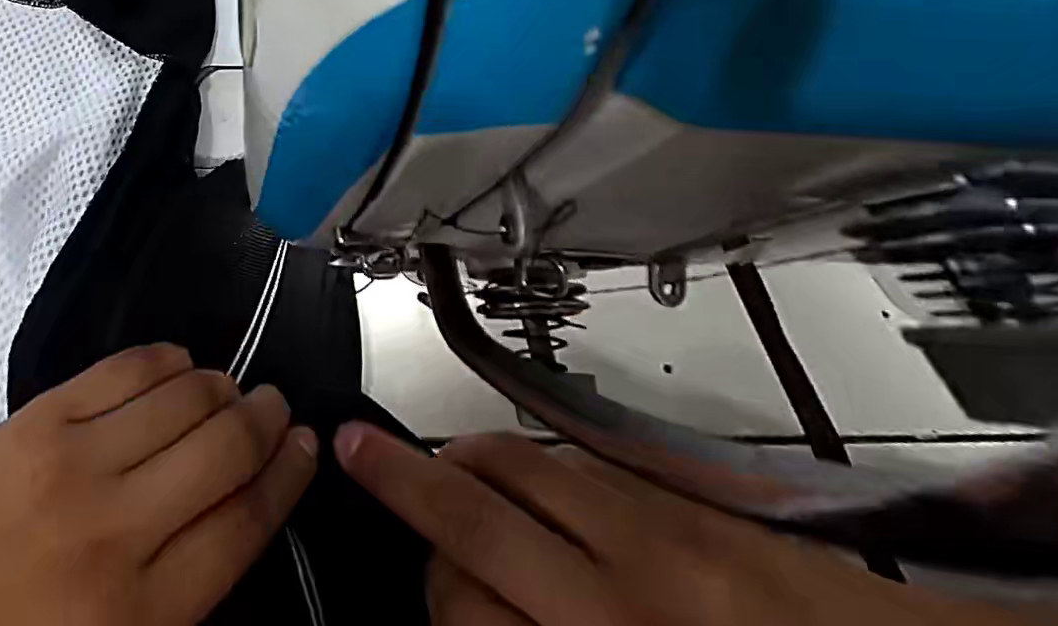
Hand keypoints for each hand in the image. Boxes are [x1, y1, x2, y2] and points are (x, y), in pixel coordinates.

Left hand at [0, 344, 317, 625]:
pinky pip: (127, 369)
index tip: (307, 443)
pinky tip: (179, 366)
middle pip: (226, 450)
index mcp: (136, 614)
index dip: (288, 475)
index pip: (244, 521)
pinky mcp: (39, 419)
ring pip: (184, 398)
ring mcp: (75, 464)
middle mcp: (116, 532)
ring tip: (229, 389)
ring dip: (221, 386)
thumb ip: (182, 598)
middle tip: (275, 406)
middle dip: (266, 419)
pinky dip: (167, 361)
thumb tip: (242, 511)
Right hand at [334, 424, 998, 625]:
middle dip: (404, 481)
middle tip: (358, 451)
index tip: (406, 584)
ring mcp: (666, 532)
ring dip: (463, 457)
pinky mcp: (699, 501)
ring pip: (523, 467)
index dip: (424, 593)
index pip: (465, 605)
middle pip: (476, 514)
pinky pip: (584, 463)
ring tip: (424, 449)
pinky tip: (514, 462)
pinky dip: (530, 458)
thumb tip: (472, 609)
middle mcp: (628, 589)